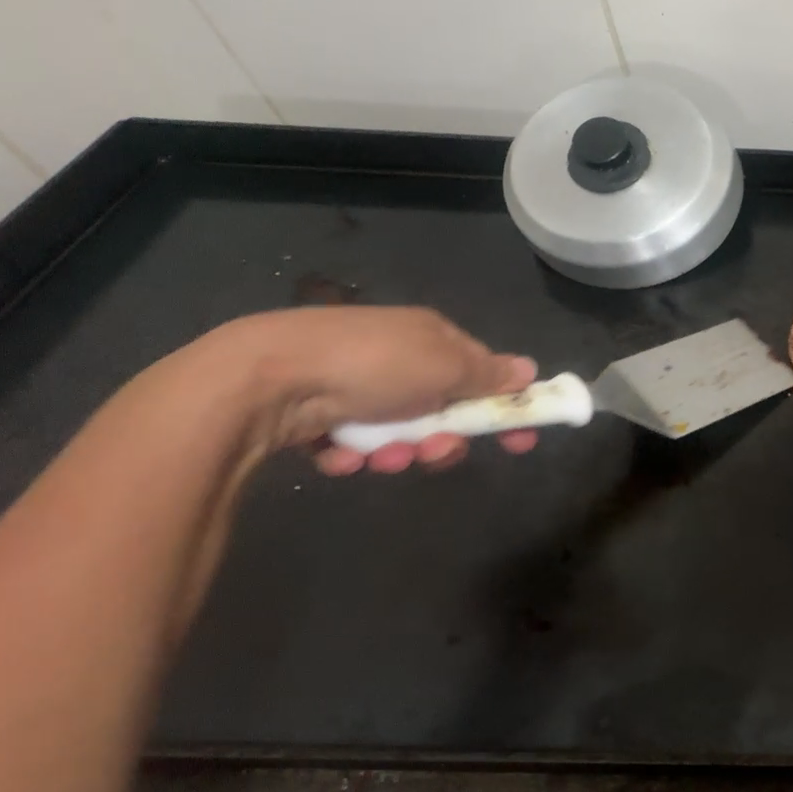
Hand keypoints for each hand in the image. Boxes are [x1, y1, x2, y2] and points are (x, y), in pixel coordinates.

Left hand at [195, 307, 538, 475]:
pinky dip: (353, 453)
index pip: (483, 371)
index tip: (521, 442)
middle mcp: (396, 355)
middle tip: (434, 452)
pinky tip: (337, 454)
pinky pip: (355, 443)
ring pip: (400, 432)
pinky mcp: (317, 413)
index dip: (505, 406)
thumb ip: (490, 374)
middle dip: (443, 438)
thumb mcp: (445, 366)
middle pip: (443, 409)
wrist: (264, 380)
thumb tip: (529, 370)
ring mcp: (355, 383)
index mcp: (431, 335)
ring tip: (376, 456)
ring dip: (398, 451)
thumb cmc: (371, 365)